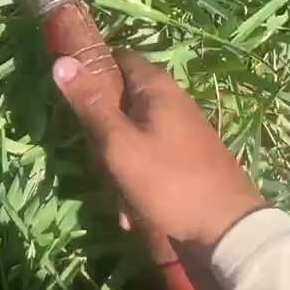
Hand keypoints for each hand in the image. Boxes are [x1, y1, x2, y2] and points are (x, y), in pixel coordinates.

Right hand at [53, 50, 265, 247]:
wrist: (228, 231)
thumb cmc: (169, 180)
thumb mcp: (119, 144)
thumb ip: (90, 104)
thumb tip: (61, 62)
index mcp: (155, 86)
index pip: (115, 59)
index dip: (91, 75)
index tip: (75, 104)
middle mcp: (170, 99)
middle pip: (119, 102)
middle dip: (103, 136)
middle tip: (101, 162)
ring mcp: (180, 129)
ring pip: (130, 135)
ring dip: (118, 166)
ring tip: (120, 198)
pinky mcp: (186, 156)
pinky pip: (148, 158)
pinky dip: (137, 180)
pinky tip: (134, 210)